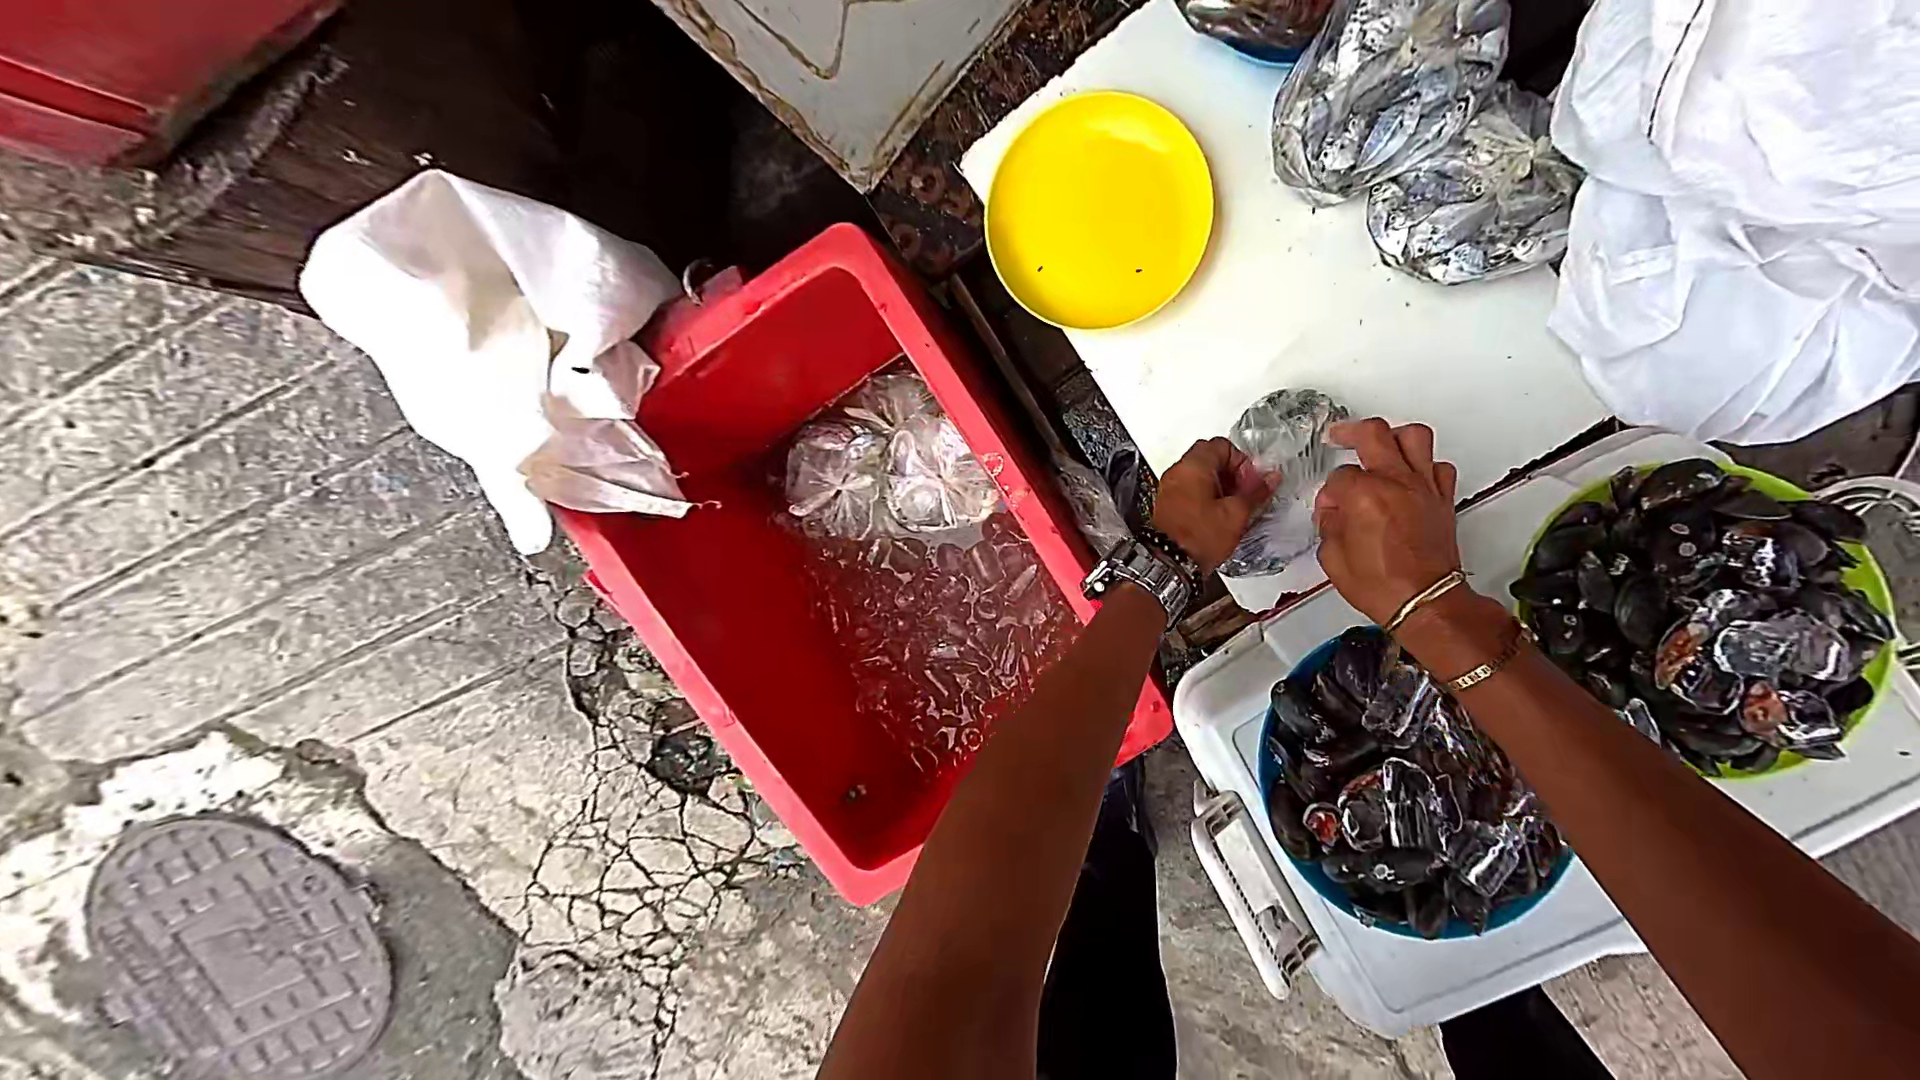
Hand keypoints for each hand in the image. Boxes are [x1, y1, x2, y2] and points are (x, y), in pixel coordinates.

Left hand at [1152, 437, 1279, 577]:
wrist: (1169, 562)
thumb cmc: (1198, 538)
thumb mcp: (1236, 513)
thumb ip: (1255, 491)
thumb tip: (1270, 478)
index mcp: (1192, 467)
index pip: (1221, 445)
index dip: (1241, 461)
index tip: (1250, 481)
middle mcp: (1176, 473)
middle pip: (1209, 458)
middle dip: (1231, 473)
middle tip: (1244, 493)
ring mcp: (1168, 488)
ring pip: (1198, 474)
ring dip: (1219, 485)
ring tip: (1232, 507)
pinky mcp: (1166, 504)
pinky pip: (1188, 490)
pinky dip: (1205, 496)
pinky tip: (1217, 515)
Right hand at [1313, 418, 1461, 625]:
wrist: (1423, 601)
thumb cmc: (1382, 584)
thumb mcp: (1332, 556)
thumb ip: (1329, 524)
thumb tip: (1333, 512)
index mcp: (1363, 496)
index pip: (1338, 476)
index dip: (1328, 492)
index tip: (1328, 509)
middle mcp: (1396, 484)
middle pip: (1374, 434)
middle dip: (1350, 432)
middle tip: (1339, 436)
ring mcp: (1423, 488)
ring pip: (1414, 437)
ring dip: (1393, 435)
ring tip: (1380, 442)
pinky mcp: (1442, 499)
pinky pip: (1438, 466)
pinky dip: (1423, 463)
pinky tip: (1410, 472)